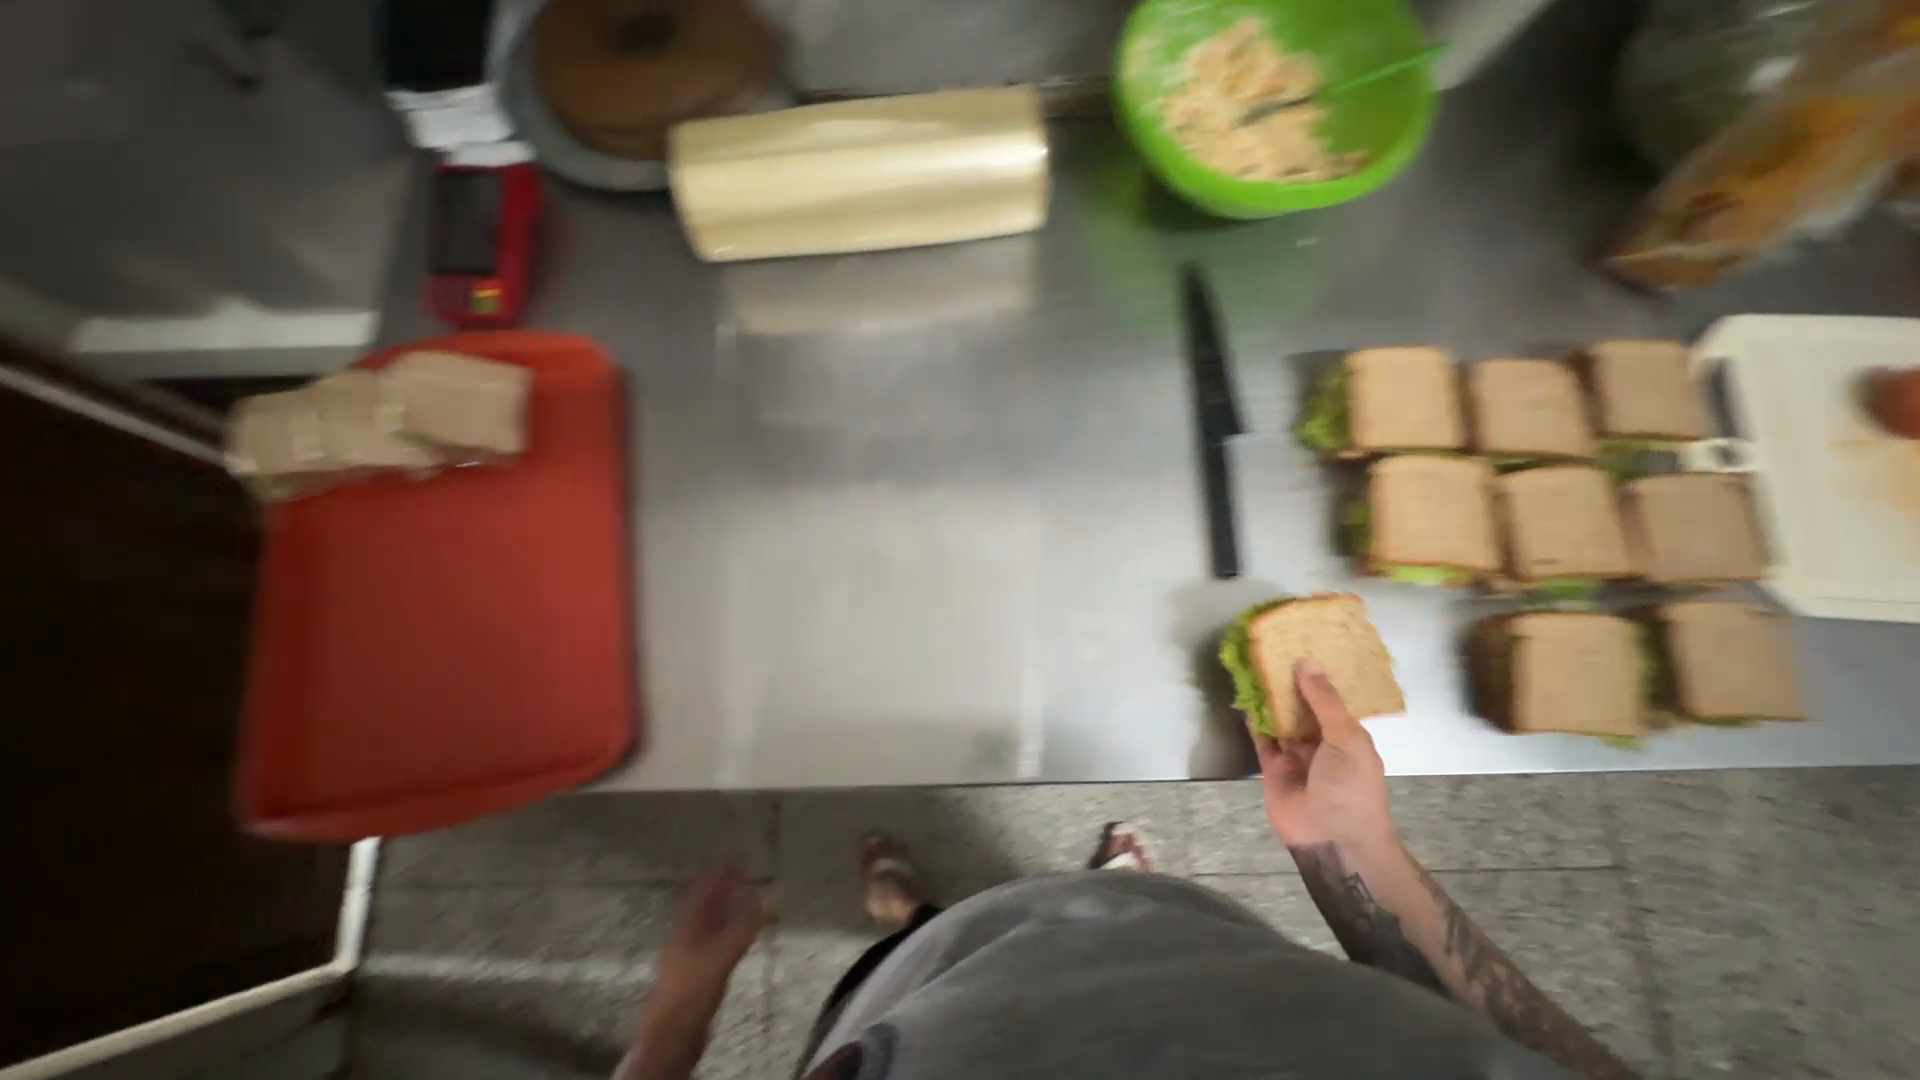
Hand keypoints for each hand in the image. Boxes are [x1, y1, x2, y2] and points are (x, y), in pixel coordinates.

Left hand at [640, 865, 772, 1038]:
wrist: (673, 1035)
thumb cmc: (693, 987)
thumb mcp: (724, 951)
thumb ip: (749, 922)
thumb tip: (773, 890)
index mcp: (687, 924)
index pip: (703, 888)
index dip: (719, 871)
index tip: (737, 855)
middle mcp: (688, 934)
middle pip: (709, 904)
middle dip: (729, 889)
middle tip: (750, 874)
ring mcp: (693, 954)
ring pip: (715, 924)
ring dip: (734, 911)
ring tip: (757, 900)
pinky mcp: (701, 972)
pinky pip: (721, 941)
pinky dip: (736, 931)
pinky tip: (748, 934)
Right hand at [1253, 660, 1397, 854]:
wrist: (1332, 839)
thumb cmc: (1350, 786)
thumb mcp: (1347, 737)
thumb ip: (1325, 700)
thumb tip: (1307, 662)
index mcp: (1348, 736)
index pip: (1332, 700)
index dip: (1319, 676)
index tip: (1304, 647)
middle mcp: (1323, 743)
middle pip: (1303, 708)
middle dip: (1291, 684)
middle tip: (1274, 652)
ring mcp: (1296, 756)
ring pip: (1281, 721)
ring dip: (1270, 699)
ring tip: (1256, 667)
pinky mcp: (1272, 768)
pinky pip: (1262, 739)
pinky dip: (1254, 721)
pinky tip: (1245, 697)